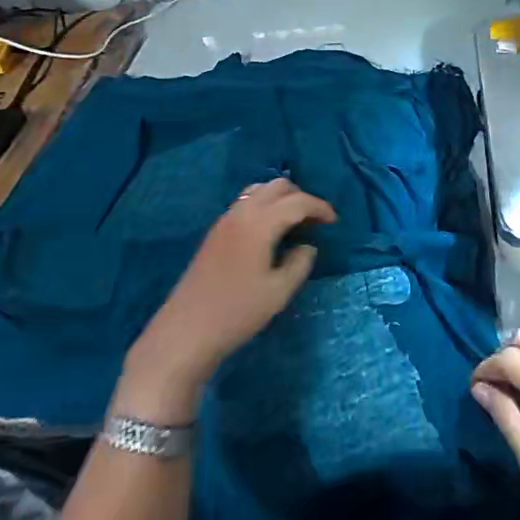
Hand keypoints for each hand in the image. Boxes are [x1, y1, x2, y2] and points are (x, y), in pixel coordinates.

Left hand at [119, 179, 335, 421]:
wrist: (185, 332)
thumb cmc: (237, 313)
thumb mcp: (279, 292)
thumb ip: (299, 263)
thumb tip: (308, 246)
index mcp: (260, 223)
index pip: (297, 201)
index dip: (320, 207)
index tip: (334, 222)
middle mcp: (241, 212)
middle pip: (277, 186)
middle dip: (301, 197)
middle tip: (315, 220)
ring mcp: (225, 220)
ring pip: (259, 190)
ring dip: (281, 198)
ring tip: (295, 222)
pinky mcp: (215, 232)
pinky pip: (246, 203)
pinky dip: (264, 205)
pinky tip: (270, 231)